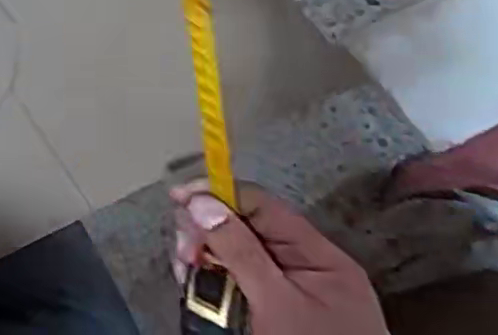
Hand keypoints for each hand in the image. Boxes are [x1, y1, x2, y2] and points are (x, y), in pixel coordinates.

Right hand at [171, 180, 387, 334]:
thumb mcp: (276, 303)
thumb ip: (239, 249)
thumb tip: (200, 201)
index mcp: (319, 258)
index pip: (260, 203)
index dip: (216, 193)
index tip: (179, 199)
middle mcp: (303, 263)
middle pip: (240, 222)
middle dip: (204, 230)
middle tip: (185, 251)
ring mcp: (287, 284)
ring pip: (230, 245)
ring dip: (201, 253)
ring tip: (187, 272)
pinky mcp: (269, 301)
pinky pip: (231, 270)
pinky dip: (209, 272)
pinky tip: (196, 282)